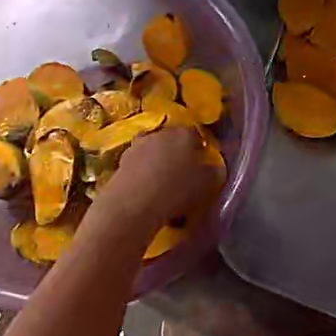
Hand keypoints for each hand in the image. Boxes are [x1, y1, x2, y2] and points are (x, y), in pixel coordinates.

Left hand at [92, 127, 221, 232]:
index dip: (199, 150)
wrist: (134, 202)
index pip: (195, 135)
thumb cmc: (177, 190)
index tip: (201, 165)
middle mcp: (159, 133)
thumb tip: (215, 169)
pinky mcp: (121, 161)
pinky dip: (144, 175)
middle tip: (183, 175)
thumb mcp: (207, 184)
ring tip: (163, 185)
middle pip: (172, 141)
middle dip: (177, 154)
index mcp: (184, 134)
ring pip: (153, 152)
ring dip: (158, 164)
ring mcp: (137, 146)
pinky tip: (148, 191)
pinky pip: (139, 166)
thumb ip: (214, 173)